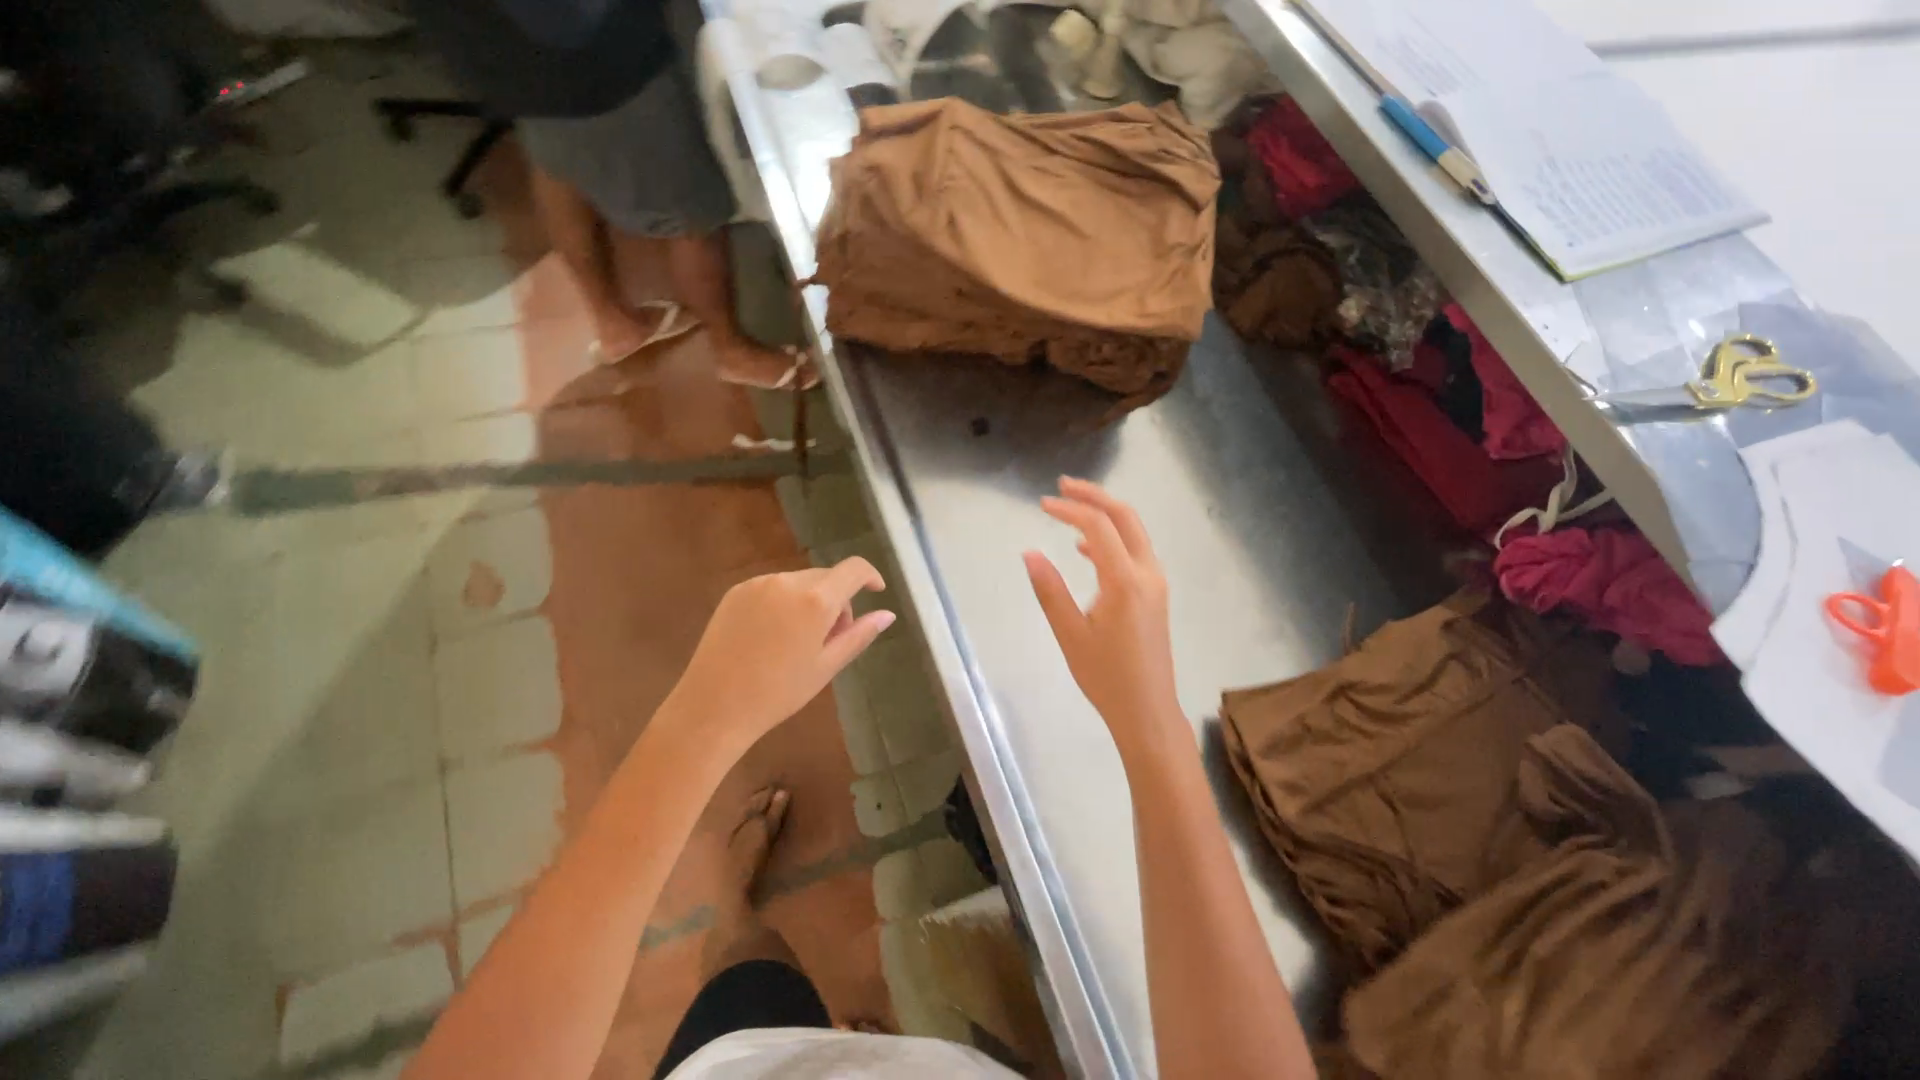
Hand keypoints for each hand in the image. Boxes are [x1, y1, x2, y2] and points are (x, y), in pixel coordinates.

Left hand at [665, 558, 895, 755]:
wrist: (714, 706)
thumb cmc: (778, 693)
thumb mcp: (826, 667)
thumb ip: (859, 635)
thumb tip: (887, 614)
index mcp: (815, 601)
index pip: (853, 569)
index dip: (869, 575)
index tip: (875, 591)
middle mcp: (787, 582)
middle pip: (825, 577)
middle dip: (837, 600)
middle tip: (831, 640)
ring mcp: (758, 584)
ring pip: (798, 582)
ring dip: (810, 602)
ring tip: (799, 643)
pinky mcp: (736, 592)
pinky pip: (772, 588)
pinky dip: (783, 603)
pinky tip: (772, 638)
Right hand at [1024, 478, 1184, 752]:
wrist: (1147, 710)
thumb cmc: (1105, 677)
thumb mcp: (1069, 634)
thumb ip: (1050, 590)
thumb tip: (1030, 553)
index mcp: (1125, 581)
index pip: (1098, 527)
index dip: (1069, 510)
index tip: (1042, 504)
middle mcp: (1147, 574)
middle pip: (1125, 517)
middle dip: (1094, 497)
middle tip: (1063, 486)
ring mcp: (1156, 584)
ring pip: (1135, 532)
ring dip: (1105, 515)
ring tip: (1071, 509)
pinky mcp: (1155, 595)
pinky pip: (1136, 552)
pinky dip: (1113, 539)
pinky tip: (1085, 550)